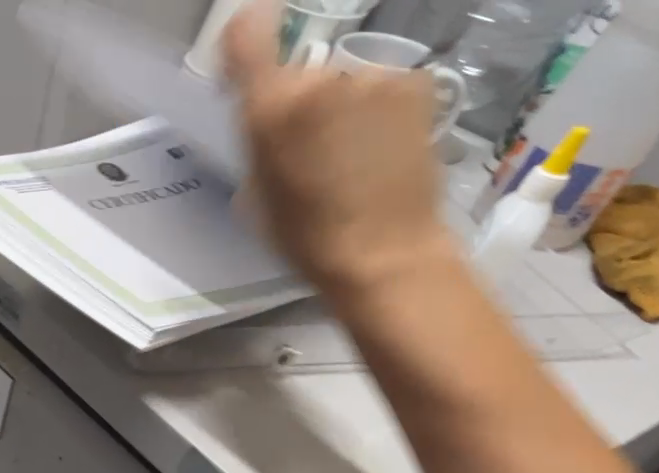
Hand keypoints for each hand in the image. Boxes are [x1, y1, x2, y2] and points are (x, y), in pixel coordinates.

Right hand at [222, 0, 458, 296]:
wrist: (384, 252)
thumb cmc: (307, 238)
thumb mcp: (257, 193)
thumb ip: (258, 141)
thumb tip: (267, 119)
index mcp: (269, 111)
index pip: (247, 34)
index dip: (244, 37)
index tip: (245, 59)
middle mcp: (320, 80)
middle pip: (299, 71)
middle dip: (299, 100)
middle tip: (309, 149)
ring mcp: (371, 78)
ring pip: (341, 82)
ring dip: (341, 107)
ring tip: (350, 157)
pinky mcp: (415, 84)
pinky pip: (380, 88)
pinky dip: (377, 111)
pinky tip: (381, 150)